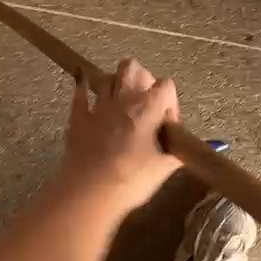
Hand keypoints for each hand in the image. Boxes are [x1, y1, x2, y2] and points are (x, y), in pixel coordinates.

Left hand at [57, 58, 180, 215]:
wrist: (89, 193)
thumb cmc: (131, 179)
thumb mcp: (162, 169)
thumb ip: (176, 153)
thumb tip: (182, 149)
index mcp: (147, 106)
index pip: (167, 86)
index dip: (170, 103)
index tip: (168, 125)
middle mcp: (124, 98)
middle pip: (133, 67)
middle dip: (140, 78)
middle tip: (144, 102)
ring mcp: (98, 106)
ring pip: (107, 78)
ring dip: (115, 85)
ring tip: (120, 103)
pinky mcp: (78, 118)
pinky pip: (80, 95)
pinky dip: (83, 92)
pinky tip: (85, 94)